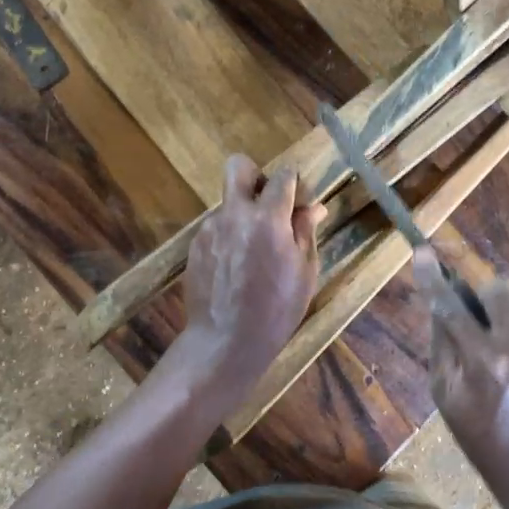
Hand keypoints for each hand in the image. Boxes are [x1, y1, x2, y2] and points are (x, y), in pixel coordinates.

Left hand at [179, 156, 326, 390]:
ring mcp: (211, 229)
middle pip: (238, 167)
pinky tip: (237, 268)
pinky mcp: (196, 246)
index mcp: (268, 219)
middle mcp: (235, 215)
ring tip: (255, 253)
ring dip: (243, 215)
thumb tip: (313, 207)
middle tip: (268, 204)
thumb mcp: (304, 272)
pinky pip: (217, 229)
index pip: (282, 176)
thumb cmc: (277, 310)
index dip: (294, 182)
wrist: (226, 341)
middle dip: (255, 176)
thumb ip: (305, 232)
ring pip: (228, 203)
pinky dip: (229, 238)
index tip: (299, 198)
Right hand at [415, 249, 508, 508]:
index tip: (422, 253)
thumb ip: (443, 348)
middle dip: (482, 297)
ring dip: (502, 332)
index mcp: (482, 361)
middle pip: (499, 290)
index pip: (451, 307)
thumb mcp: (446, 398)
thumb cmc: (481, 439)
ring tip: (500, 375)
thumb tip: (440, 310)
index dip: (433, 278)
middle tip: (475, 321)